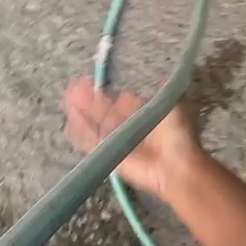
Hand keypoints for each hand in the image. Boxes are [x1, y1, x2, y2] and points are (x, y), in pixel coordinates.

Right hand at [63, 78, 202, 198]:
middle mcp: (128, 126)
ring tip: (68, 98)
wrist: (176, 166)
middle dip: (89, 99)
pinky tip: (71, 120)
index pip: (119, 100)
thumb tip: (159, 79)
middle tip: (74, 87)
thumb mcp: (172, 103)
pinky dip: (82, 132)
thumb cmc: (177, 133)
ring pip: (95, 123)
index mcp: (142, 113)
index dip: (105, 92)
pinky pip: (92, 142)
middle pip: (103, 110)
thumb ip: (162, 91)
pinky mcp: (110, 155)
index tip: (90, 81)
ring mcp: (117, 141)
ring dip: (82, 112)